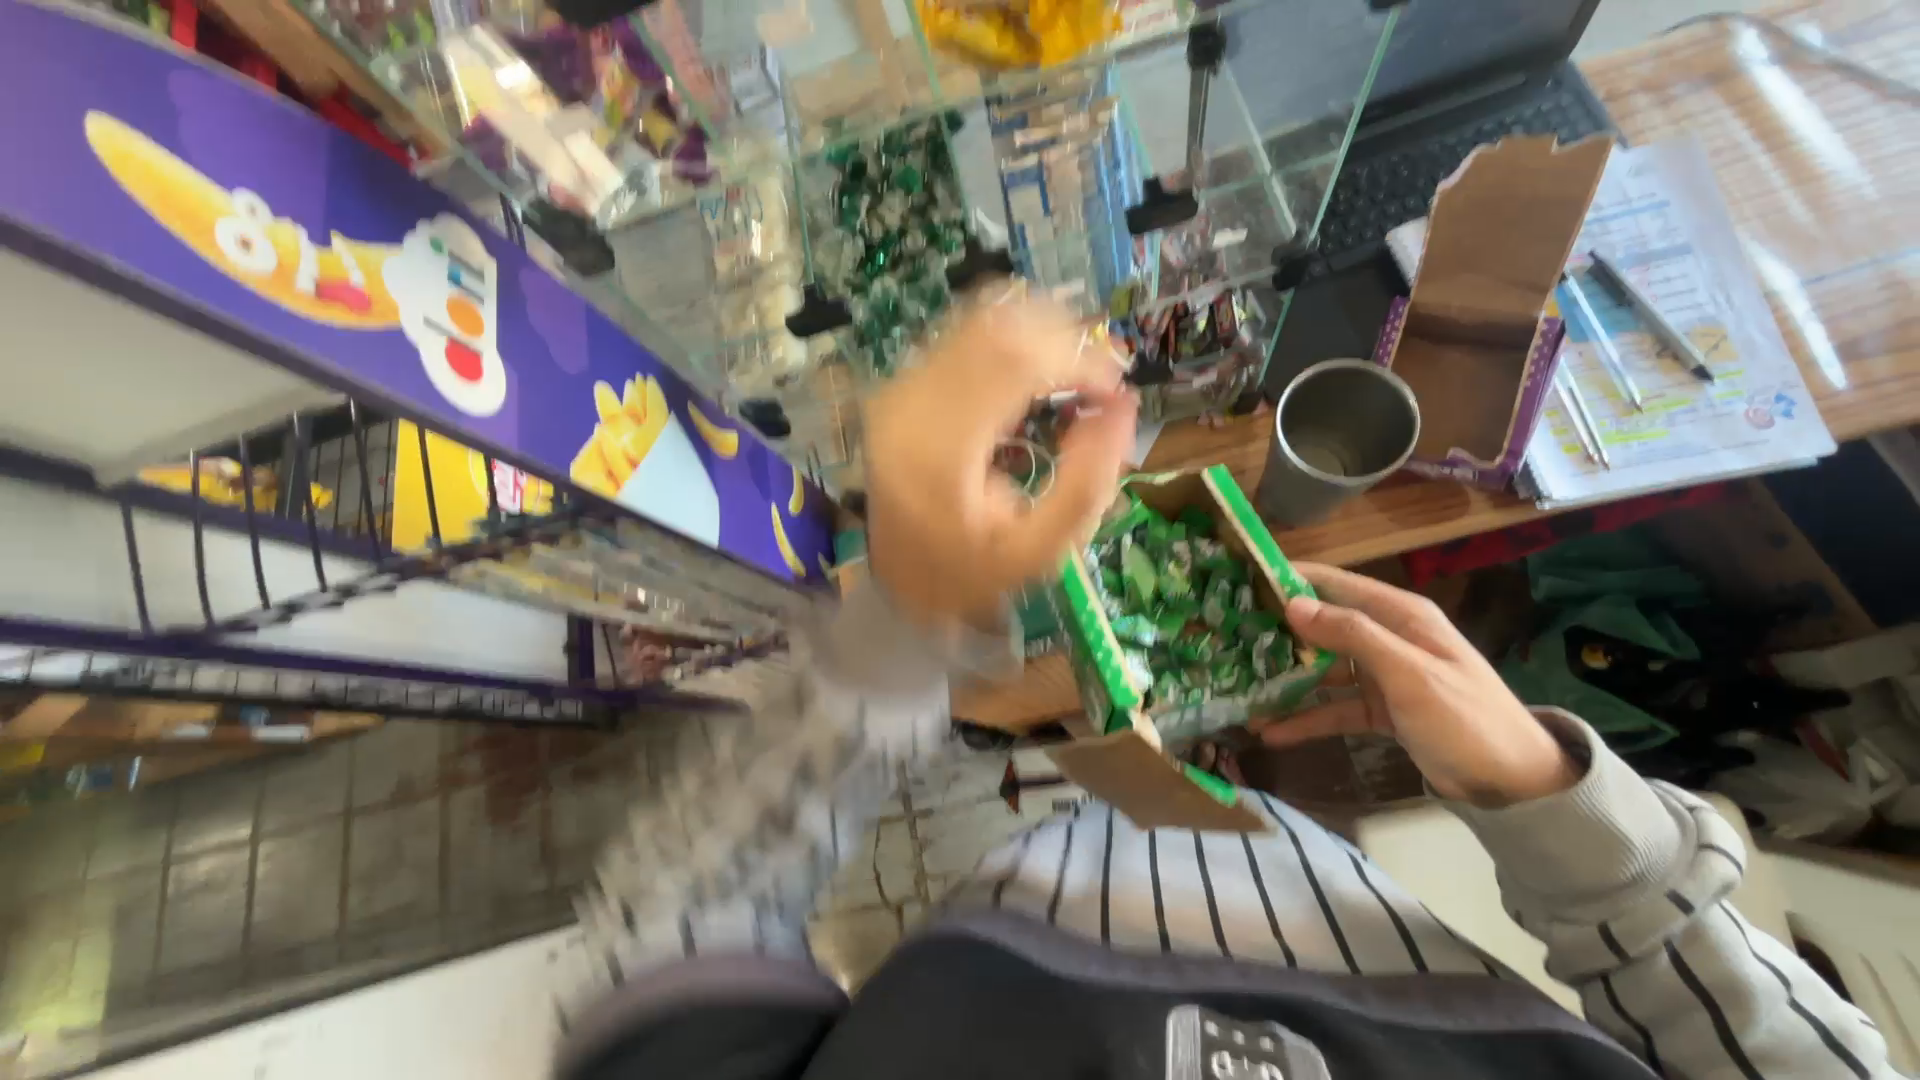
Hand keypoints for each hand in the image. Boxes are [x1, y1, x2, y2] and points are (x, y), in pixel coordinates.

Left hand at [863, 294, 1138, 627]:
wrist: (895, 577)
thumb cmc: (969, 572)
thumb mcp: (1039, 552)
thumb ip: (1088, 485)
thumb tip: (1124, 407)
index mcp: (939, 449)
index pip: (1014, 361)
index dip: (1077, 359)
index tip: (1116, 387)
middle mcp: (909, 403)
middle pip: (997, 328)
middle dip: (1064, 339)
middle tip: (1104, 376)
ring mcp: (898, 388)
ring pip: (980, 320)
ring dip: (1040, 332)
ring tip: (1078, 372)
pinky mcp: (900, 384)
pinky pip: (963, 335)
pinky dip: (1012, 339)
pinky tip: (1038, 370)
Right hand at [1258, 563, 1580, 807]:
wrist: (1516, 786)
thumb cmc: (1465, 719)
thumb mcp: (1409, 673)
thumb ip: (1353, 635)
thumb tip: (1293, 604)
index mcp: (1400, 615)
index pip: (1336, 583)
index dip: (1290, 578)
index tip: (1242, 580)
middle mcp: (1387, 637)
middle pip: (1322, 625)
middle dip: (1277, 631)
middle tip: (1226, 636)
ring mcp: (1382, 675)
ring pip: (1322, 669)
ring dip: (1285, 680)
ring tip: (1239, 687)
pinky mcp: (1380, 709)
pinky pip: (1333, 707)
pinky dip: (1305, 718)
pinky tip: (1270, 730)